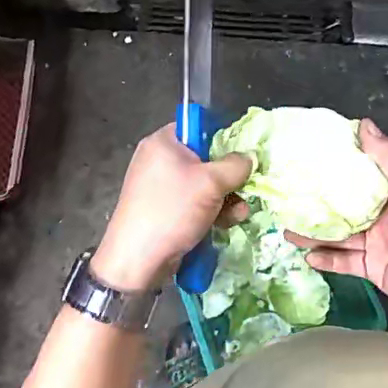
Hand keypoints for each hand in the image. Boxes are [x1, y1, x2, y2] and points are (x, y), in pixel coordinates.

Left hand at [95, 125, 253, 291]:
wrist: (138, 260)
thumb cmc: (172, 210)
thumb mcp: (210, 183)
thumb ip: (235, 165)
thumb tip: (249, 157)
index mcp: (164, 142)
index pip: (197, 127)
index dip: (222, 138)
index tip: (242, 154)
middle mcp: (160, 160)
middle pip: (205, 159)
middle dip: (228, 177)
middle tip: (246, 188)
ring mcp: (161, 188)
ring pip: (204, 185)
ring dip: (225, 199)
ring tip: (239, 213)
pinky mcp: (166, 211)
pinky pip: (195, 204)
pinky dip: (212, 212)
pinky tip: (226, 225)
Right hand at [292, 119, 387, 316]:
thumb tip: (363, 123)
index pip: (357, 176)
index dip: (332, 169)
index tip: (304, 160)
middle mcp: (381, 216)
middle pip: (341, 208)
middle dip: (315, 204)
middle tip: (285, 198)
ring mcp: (376, 244)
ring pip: (337, 236)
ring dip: (313, 233)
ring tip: (285, 228)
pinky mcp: (374, 269)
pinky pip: (344, 262)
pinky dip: (326, 259)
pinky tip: (306, 255)